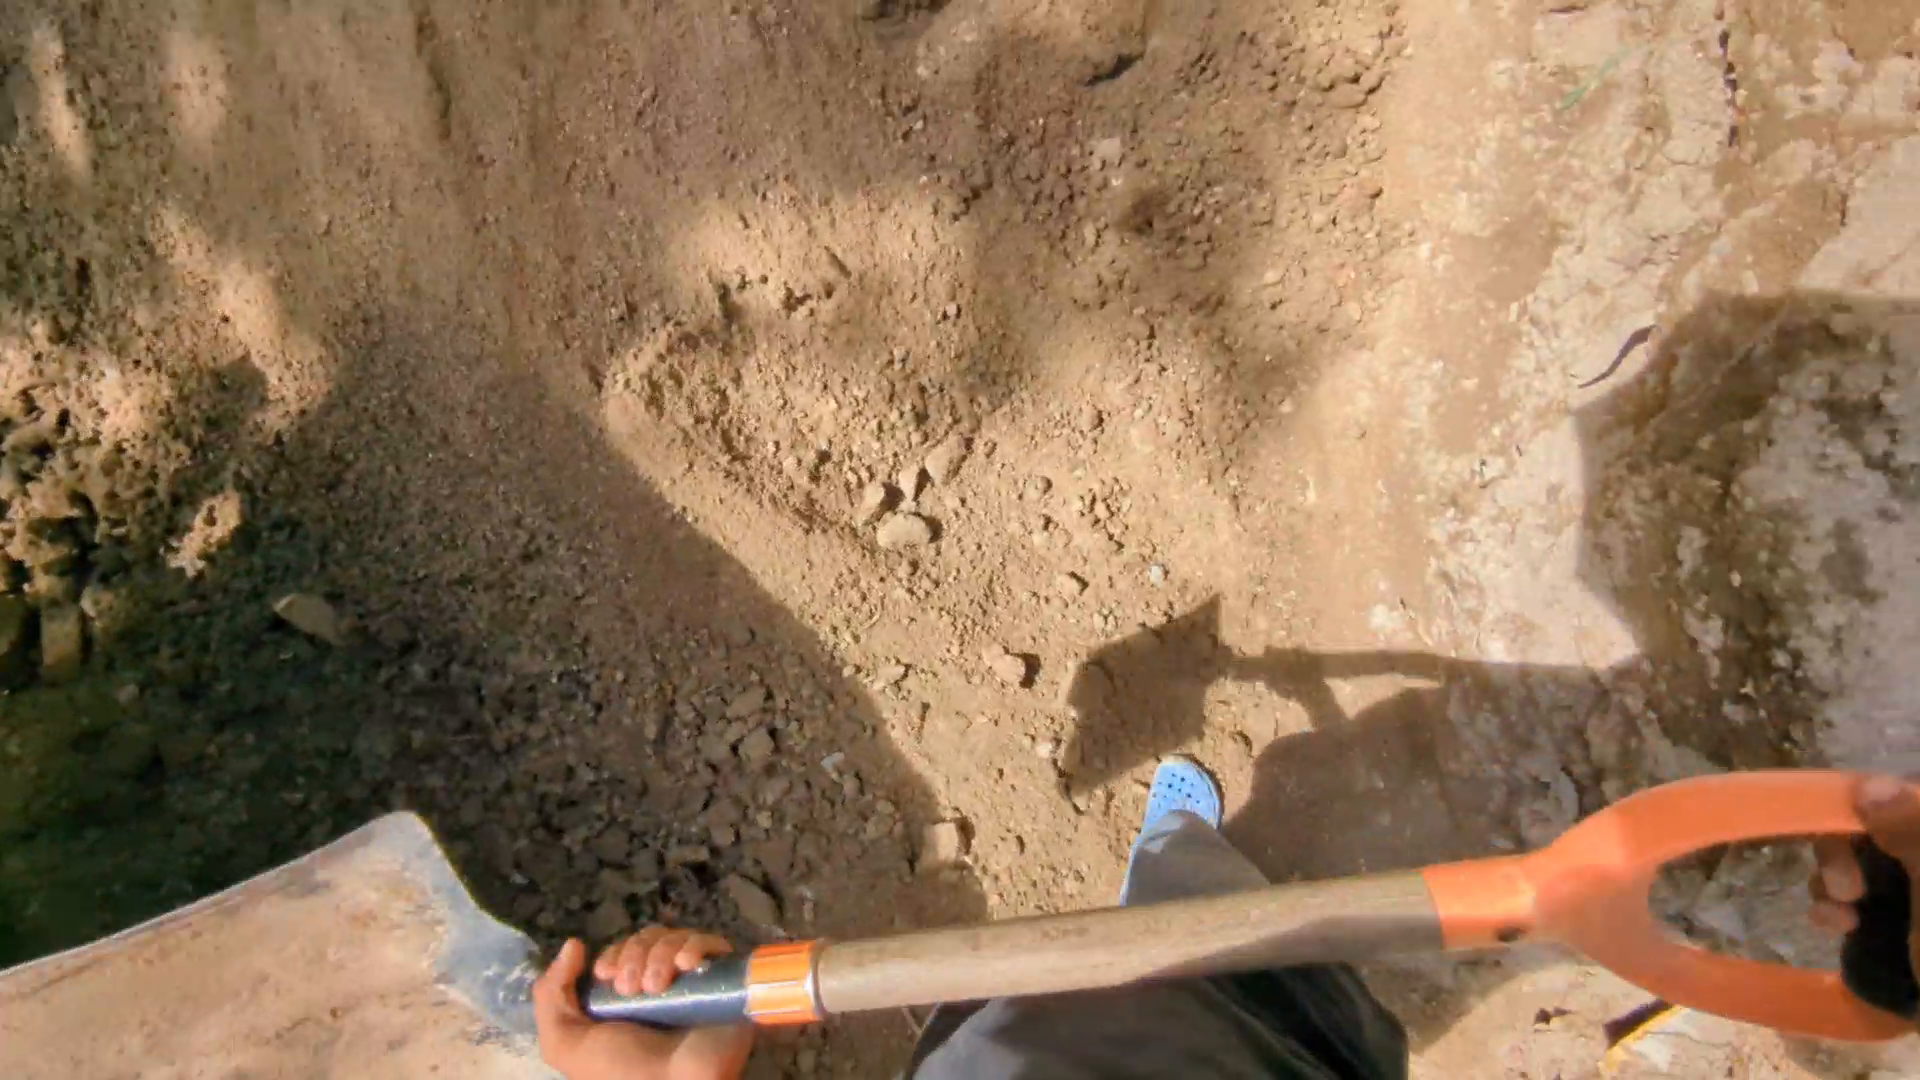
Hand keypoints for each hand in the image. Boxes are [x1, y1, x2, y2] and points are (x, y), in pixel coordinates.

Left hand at [532, 930, 754, 1079]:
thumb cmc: (620, 1073)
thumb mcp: (568, 1045)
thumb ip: (552, 997)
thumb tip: (572, 942)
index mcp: (630, 995)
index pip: (624, 949)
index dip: (615, 954)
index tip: (608, 975)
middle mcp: (663, 982)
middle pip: (649, 937)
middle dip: (635, 955)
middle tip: (633, 989)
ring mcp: (694, 979)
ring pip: (677, 937)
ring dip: (661, 954)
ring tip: (658, 987)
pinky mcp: (723, 976)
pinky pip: (711, 943)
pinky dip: (695, 946)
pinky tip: (687, 966)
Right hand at [1811, 774, 1919, 1020]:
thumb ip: (1915, 836)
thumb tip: (1871, 784)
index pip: (1907, 797)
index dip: (1866, 801)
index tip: (1829, 820)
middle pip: (1877, 827)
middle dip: (1841, 851)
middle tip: (1842, 886)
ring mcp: (1917, 889)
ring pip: (1861, 859)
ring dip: (1832, 880)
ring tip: (1835, 914)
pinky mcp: (1903, 916)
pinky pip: (1859, 890)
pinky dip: (1838, 903)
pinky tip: (1834, 924)